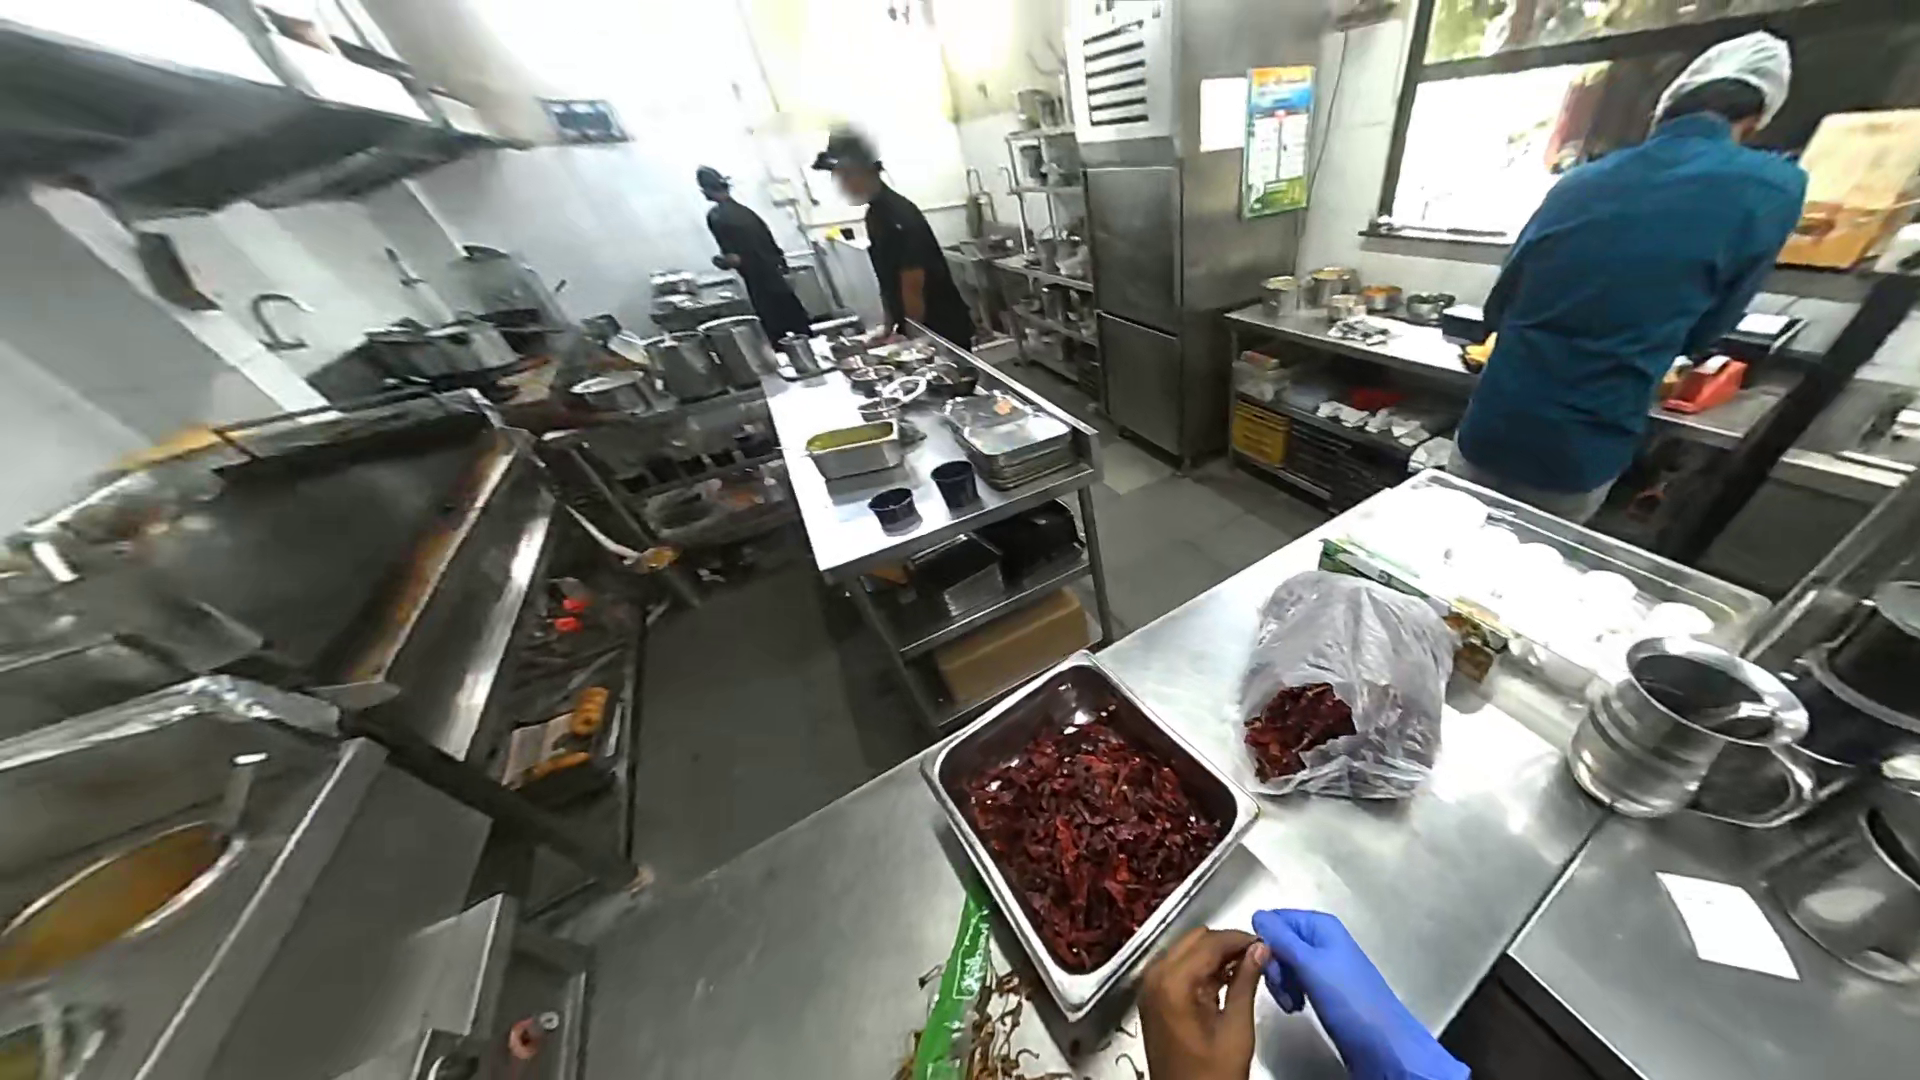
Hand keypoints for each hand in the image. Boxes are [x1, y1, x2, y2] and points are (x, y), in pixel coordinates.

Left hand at [1139, 927, 1267, 1079]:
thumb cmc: (1213, 1077)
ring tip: (1248, 965)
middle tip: (1258, 956)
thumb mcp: (1236, 1032)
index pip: (1209, 943)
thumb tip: (1260, 949)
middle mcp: (1155, 972)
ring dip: (1215, 954)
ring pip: (1186, 949)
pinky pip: (1179, 966)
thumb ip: (1245, 985)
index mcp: (1172, 980)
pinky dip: (1202, 968)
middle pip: (1195, 940)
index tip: (1265, 943)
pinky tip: (1227, 978)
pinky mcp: (1153, 994)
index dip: (1238, 939)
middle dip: (1226, 944)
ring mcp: (1150, 982)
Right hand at [1251, 910, 1466, 1079]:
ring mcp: (1325, 965)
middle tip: (1283, 990)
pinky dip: (1292, 993)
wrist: (1391, 1054)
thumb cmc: (1350, 1002)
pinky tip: (1297, 1007)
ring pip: (1284, 963)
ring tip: (1292, 1004)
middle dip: (1274, 966)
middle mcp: (1321, 939)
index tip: (1268, 968)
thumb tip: (1256, 914)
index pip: (1273, 919)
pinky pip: (1296, 981)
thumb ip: (1279, 937)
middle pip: (1278, 941)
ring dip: (1281, 983)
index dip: (1265, 942)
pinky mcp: (1326, 990)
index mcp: (1319, 924)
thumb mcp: (1309, 964)